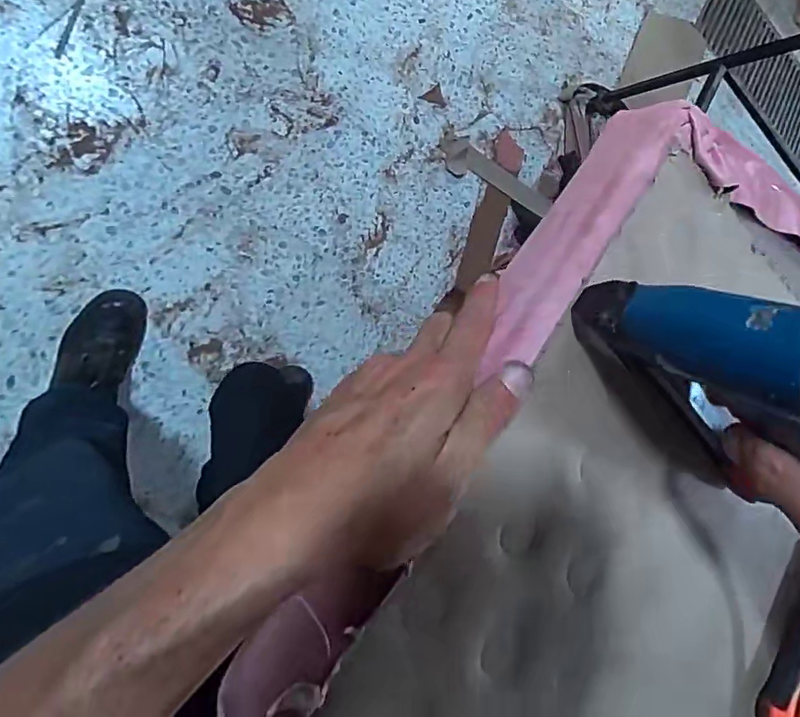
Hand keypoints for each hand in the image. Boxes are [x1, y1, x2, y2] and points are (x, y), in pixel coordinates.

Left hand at [231, 276, 532, 570]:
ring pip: (407, 351)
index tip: (492, 276)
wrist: (281, 522)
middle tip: (476, 320)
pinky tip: (390, 401)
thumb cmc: (381, 506)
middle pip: (437, 328)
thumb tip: (519, 367)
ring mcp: (364, 380)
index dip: (485, 301)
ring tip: (437, 370)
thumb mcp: (451, 475)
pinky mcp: (336, 399)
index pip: (470, 327)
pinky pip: (380, 371)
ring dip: (427, 349)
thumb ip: (487, 417)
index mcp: (439, 383)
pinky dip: (398, 372)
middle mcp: (403, 368)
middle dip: (459, 318)